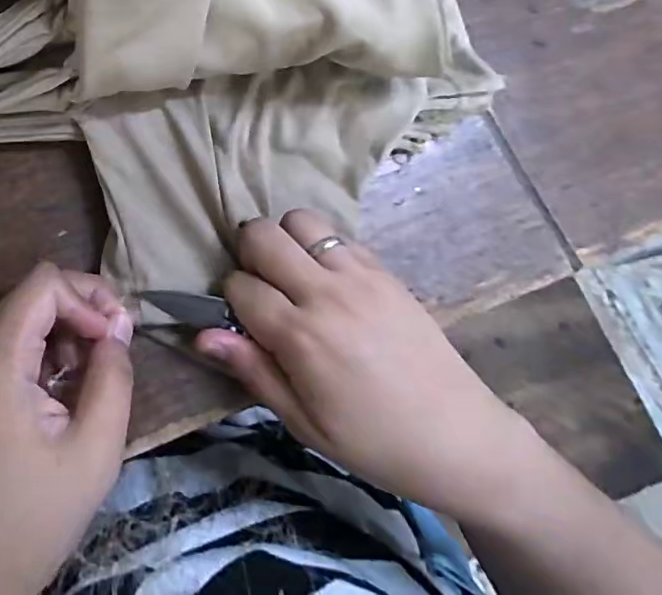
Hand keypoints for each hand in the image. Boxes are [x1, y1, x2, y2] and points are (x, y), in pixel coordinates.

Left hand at [0, 264, 135, 594]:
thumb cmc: (34, 515)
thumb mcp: (94, 449)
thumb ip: (114, 376)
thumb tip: (118, 327)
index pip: (46, 282)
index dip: (89, 298)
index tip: (115, 339)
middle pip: (37, 291)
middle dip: (85, 307)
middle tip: (118, 344)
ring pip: (29, 313)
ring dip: (71, 329)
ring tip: (96, 372)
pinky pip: (18, 340)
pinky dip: (51, 348)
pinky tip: (70, 386)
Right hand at [193, 211, 540, 521]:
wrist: (460, 436)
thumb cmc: (373, 441)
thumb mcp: (304, 423)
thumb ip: (252, 370)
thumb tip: (200, 334)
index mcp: (302, 337)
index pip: (239, 286)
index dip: (230, 299)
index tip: (242, 319)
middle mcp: (327, 293)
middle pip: (262, 235)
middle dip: (247, 254)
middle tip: (261, 285)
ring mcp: (360, 275)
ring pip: (299, 220)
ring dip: (284, 239)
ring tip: (293, 274)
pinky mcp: (384, 269)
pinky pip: (338, 234)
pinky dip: (320, 246)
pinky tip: (329, 279)